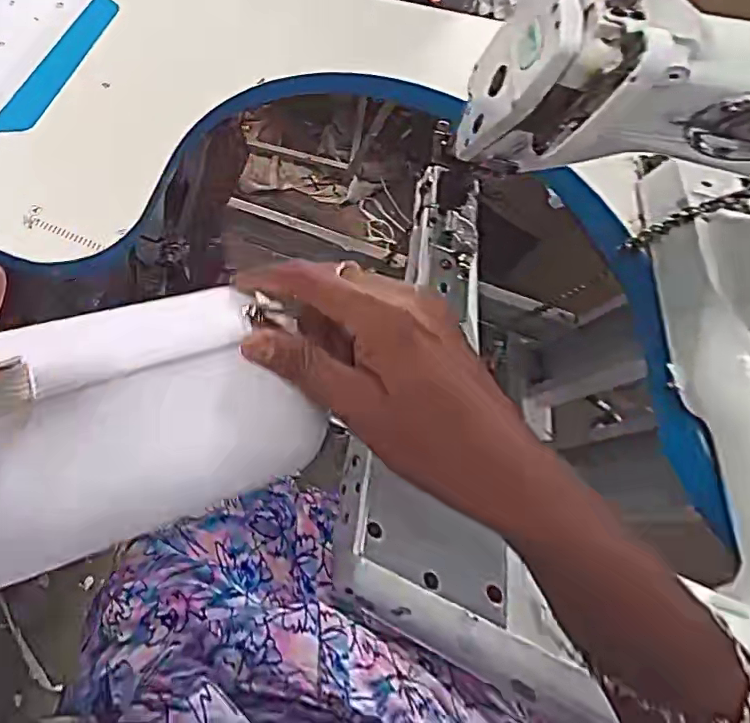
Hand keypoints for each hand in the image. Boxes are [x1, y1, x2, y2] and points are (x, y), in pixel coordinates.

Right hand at [235, 261, 557, 536]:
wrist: (503, 469)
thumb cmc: (443, 448)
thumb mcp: (357, 408)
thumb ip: (304, 365)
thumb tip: (262, 340)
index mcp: (387, 317)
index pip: (313, 279)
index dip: (270, 279)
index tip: (246, 287)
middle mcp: (409, 302)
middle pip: (334, 281)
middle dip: (300, 306)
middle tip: (276, 340)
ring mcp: (424, 311)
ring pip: (355, 293)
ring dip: (328, 318)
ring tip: (324, 367)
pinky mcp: (432, 324)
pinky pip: (379, 308)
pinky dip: (354, 326)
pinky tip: (352, 364)